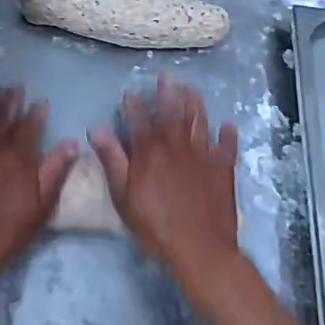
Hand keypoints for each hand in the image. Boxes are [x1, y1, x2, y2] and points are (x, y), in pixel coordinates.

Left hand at [0, 87, 74, 275]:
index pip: (30, 123)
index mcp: (19, 153)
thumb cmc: (11, 227)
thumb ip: (56, 170)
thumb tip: (71, 144)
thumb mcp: (43, 203)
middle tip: (15, 88)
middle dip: (11, 99)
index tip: (40, 102)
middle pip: (3, 114)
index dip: (36, 111)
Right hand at [90, 75, 239, 278]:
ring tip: (192, 90)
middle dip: (168, 94)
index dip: (134, 106)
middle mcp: (176, 146)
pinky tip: (228, 125)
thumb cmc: (155, 224)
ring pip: (199, 122)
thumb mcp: (123, 195)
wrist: (199, 247)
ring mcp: (202, 155)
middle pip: (172, 113)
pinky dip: (227, 135)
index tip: (130, 93)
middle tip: (168, 78)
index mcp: (150, 151)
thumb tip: (96, 129)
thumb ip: (112, 159)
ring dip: (195, 104)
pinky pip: (227, 146)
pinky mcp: (223, 169)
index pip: (139, 121)